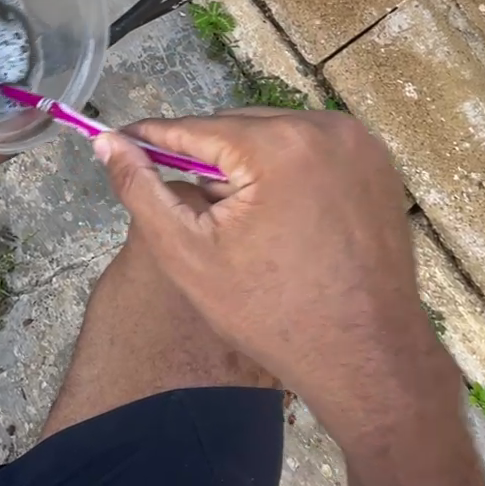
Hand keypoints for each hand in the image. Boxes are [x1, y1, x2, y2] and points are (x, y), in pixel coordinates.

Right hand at [93, 110, 460, 448]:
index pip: (194, 128)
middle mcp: (326, 127)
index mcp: (278, 145)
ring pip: (271, 135)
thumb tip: (106, 142)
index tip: (114, 143)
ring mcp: (360, 143)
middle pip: (235, 127)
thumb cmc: (268, 311)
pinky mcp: (378, 163)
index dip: (150, 139)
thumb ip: (141, 189)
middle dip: (202, 159)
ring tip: (230, 217)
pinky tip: (273, 215)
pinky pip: (307, 149)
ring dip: (241, 164)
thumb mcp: (186, 252)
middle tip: (186, 206)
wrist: (366, 358)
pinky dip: (280, 169)